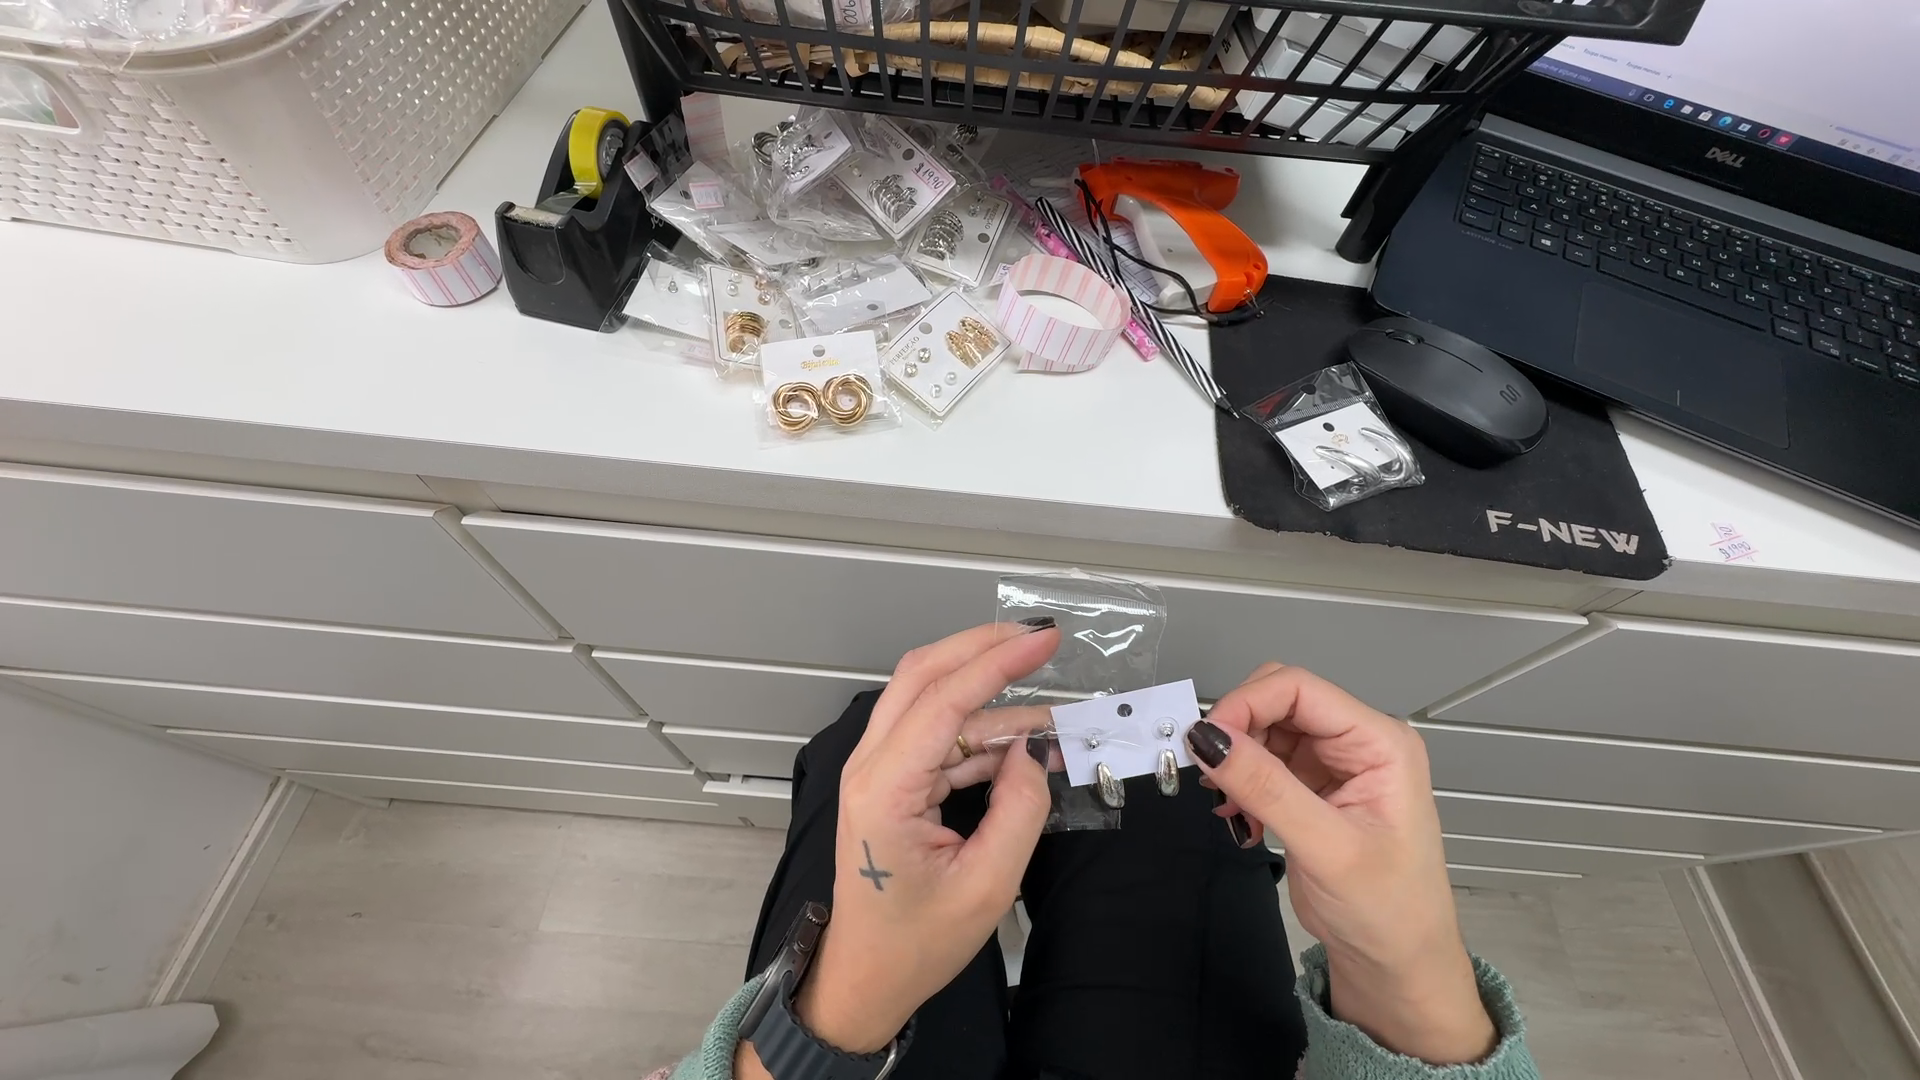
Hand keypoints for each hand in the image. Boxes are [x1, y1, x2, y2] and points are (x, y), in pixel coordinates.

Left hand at [742, 620, 1058, 1071]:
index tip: (1044, 641)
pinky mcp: (889, 777)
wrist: (863, 979)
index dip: (996, 663)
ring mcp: (875, 767)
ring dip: (985, 689)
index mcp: (885, 789)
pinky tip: (1022, 741)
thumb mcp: (987, 886)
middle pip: (922, 675)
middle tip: (1038, 637)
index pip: (942, 700)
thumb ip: (1019, 810)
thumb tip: (1033, 750)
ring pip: (926, 696)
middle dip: (981, 646)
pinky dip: (979, 728)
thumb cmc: (918, 944)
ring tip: (1047, 703)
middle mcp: (870, 764)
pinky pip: (936, 732)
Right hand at [1187, 664, 1495, 1065]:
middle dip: (1236, 728)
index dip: (1245, 703)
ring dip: (1234, 757)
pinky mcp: (1308, 782)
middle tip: (1212, 776)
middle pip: (1276, 699)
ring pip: (1261, 726)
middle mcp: (1355, 739)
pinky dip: (1237, 778)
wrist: (1395, 967)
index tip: (1202, 741)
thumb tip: (1202, 735)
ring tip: (1227, 805)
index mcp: (1378, 740)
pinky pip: (1258, 757)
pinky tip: (1235, 814)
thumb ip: (1265, 786)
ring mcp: (1331, 760)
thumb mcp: (1325, 847)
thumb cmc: (1382, 910)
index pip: (1298, 688)